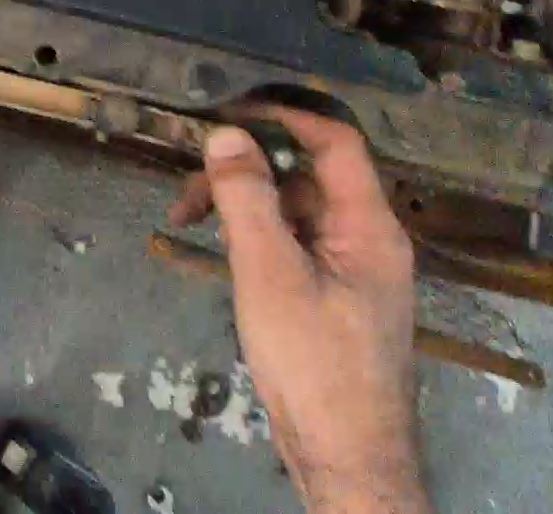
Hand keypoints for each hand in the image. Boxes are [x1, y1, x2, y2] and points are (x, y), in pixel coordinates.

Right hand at [170, 108, 429, 513]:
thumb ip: (245, 198)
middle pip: (301, 172)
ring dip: (235, 198)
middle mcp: (363, 235)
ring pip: (287, 203)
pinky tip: (211, 238)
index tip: (223, 107)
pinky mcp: (326, 283)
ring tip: (184, 215)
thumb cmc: (310, 355)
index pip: (336, 144)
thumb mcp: (267, 270)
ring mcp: (346, 261)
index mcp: (367, 226)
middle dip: (241, 166)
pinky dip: (245, 227)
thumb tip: (223, 133)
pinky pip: (285, 233)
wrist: (341, 444)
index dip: (283, 115)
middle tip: (186, 179)